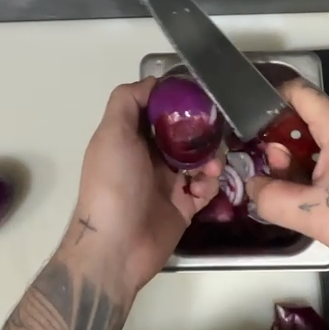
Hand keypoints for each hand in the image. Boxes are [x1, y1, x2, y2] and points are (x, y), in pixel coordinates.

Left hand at [65, 78, 221, 299]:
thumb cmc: (113, 184)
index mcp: (130, 138)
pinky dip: (209, 184)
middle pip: (183, 134)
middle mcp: (149, 157)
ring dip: (210, 158)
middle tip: (216, 130)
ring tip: (211, 165)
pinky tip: (203, 186)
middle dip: (201, 130)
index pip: (157, 110)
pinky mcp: (183, 207)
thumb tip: (154, 82)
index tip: (199, 94)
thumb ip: (127, 101)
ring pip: (199, 159)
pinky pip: (205, 188)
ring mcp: (167, 183)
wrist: (116, 247)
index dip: (176, 100)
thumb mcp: (112, 133)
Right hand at [246, 82, 328, 286]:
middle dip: (280, 141)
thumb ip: (272, 197)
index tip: (249, 129)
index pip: (297, 92)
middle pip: (304, 117)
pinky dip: (314, 168)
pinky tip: (310, 196)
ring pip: (317, 138)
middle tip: (272, 173)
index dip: (269, 102)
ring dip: (297, 159)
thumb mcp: (312, 215)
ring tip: (290, 190)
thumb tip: (251, 186)